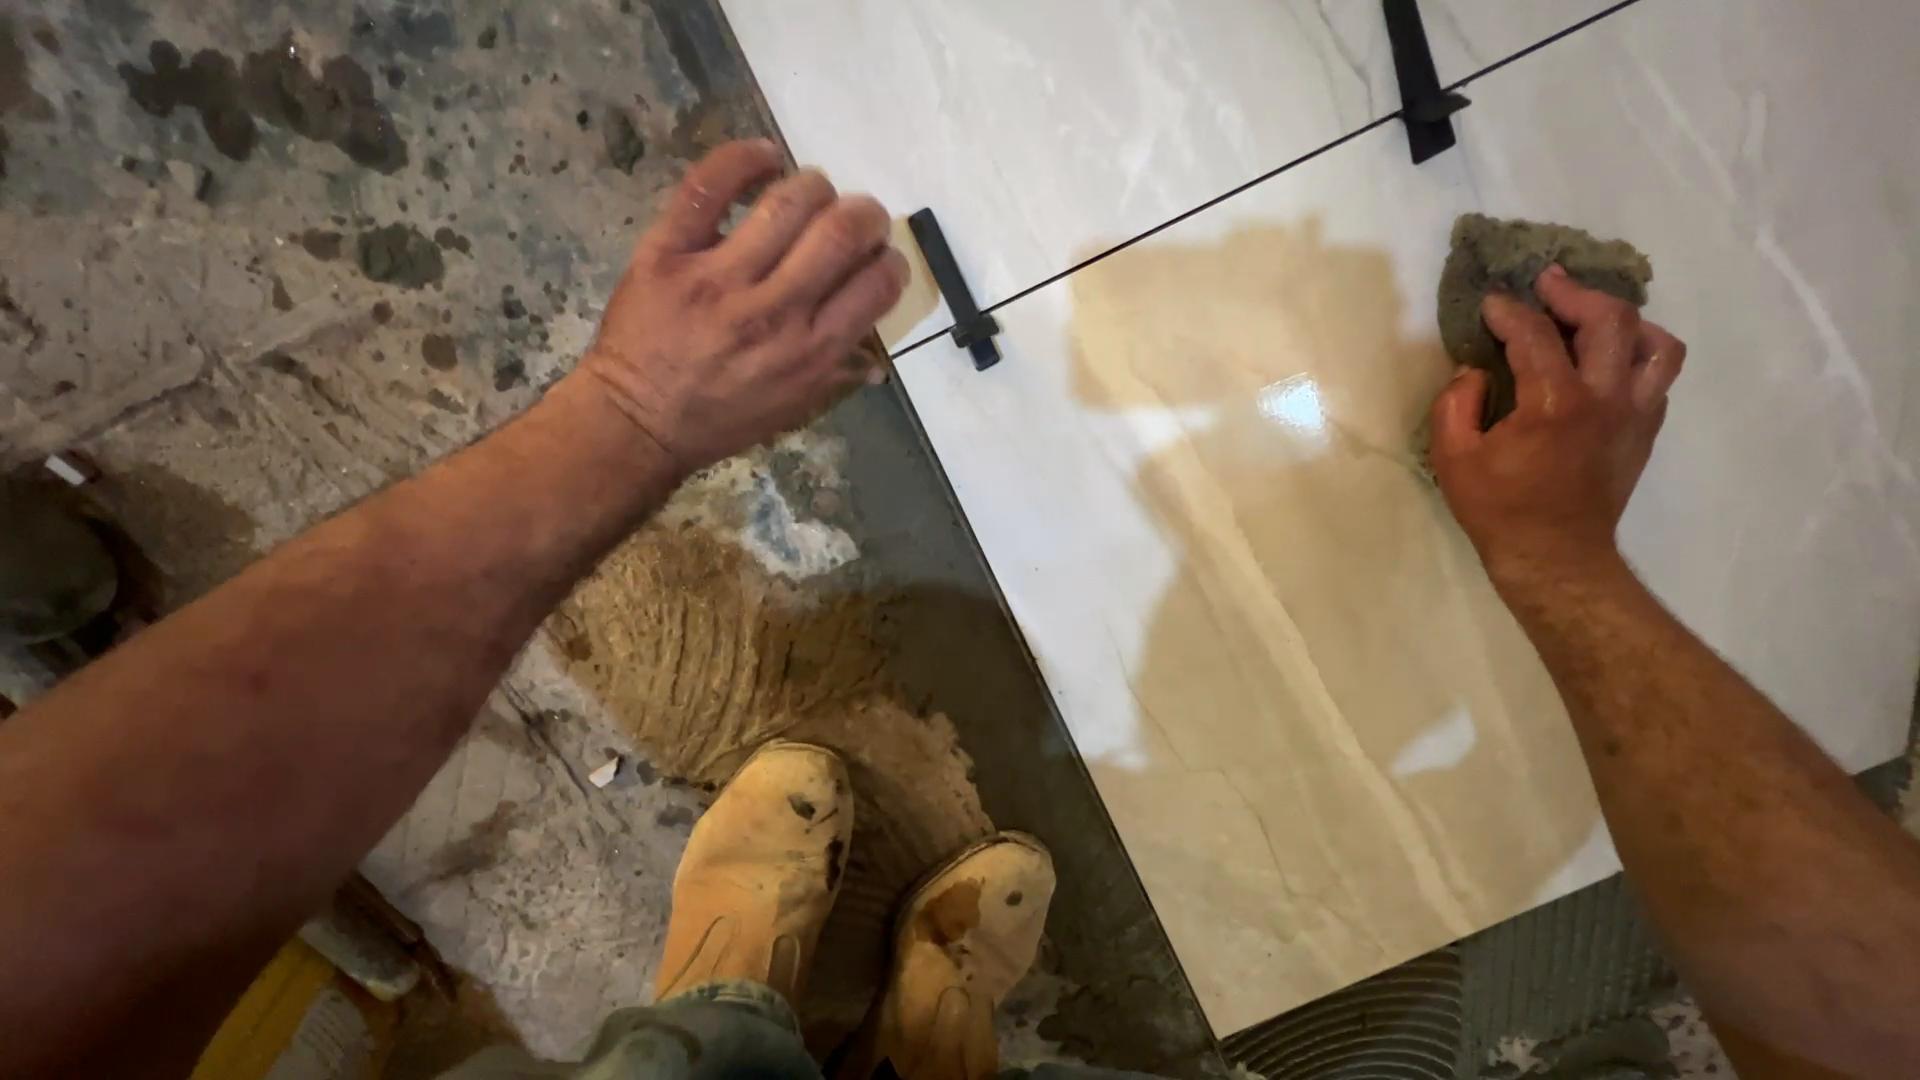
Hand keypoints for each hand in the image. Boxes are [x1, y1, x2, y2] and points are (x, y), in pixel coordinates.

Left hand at [577, 140, 906, 475]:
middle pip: (841, 233)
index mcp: (811, 351)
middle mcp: (775, 310)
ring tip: (815, 191)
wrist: (638, 420)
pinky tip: (765, 156)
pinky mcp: (670, 251)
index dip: (891, 261)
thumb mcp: (791, 408)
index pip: (876, 286)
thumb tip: (877, 362)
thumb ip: (836, 375)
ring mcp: (720, 277)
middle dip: (865, 214)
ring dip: (816, 186)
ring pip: (787, 203)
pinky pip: (709, 186)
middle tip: (859, 217)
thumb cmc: (722, 419)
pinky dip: (743, 159)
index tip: (882, 257)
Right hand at [1429, 264, 1685, 586]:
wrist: (1553, 553)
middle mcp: (1605, 398)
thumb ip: (1455, 405)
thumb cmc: (1496, 507)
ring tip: (1592, 317)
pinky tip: (1606, 359)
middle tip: (1548, 282)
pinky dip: (1635, 354)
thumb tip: (1474, 372)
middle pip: (1611, 320)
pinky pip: (1657, 375)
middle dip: (1575, 293)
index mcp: (1552, 403)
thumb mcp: (1452, 457)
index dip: (1510, 312)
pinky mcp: (1646, 429)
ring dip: (1624, 319)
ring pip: (1655, 343)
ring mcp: (1635, 413)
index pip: (1535, 337)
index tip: (1491, 302)